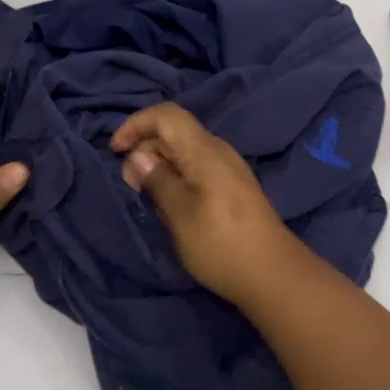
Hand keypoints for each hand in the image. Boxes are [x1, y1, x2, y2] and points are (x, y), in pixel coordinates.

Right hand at [111, 103, 305, 304]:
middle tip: (130, 184)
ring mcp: (228, 169)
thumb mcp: (180, 214)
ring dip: (160, 165)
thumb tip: (138, 156)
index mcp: (204, 150)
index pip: (167, 115)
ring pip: (185, 151)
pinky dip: (176, 177)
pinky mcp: (233, 188)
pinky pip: (196, 168)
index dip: (137, 124)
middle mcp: (218, 151)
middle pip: (175, 132)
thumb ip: (157, 180)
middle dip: (145, 148)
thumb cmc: (221, 244)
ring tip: (146, 197)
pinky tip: (170, 205)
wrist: (274, 275)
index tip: (115, 150)